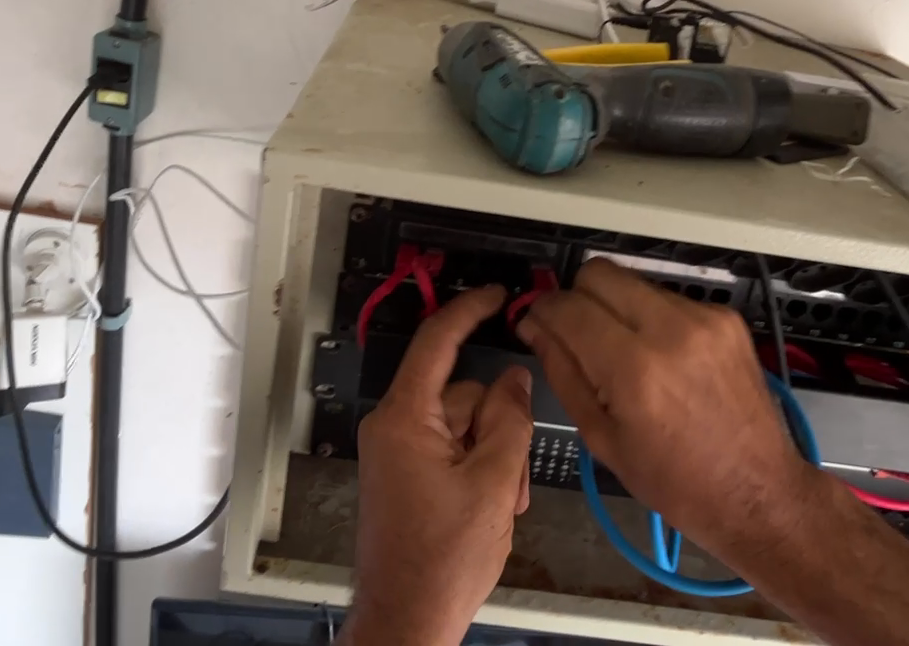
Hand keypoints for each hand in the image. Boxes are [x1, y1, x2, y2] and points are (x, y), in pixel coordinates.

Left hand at [340, 285, 535, 645]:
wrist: (407, 622)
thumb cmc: (442, 559)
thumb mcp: (493, 482)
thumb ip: (509, 420)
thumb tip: (514, 379)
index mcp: (404, 417)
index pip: (435, 342)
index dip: (469, 311)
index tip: (497, 295)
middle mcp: (394, 425)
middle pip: (462, 394)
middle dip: (498, 426)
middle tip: (514, 473)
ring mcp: (399, 450)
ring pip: (464, 425)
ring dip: (493, 455)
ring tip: (503, 503)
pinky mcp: (406, 471)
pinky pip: (451, 448)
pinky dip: (477, 467)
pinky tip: (491, 506)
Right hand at [516, 257, 817, 560]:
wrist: (759, 493)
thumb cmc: (676, 481)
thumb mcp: (601, 439)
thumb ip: (562, 372)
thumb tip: (534, 328)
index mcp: (634, 370)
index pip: (567, 306)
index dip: (542, 310)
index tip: (537, 322)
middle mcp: (670, 331)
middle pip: (597, 272)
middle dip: (576, 296)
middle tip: (577, 331)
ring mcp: (703, 318)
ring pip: (631, 279)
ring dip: (614, 304)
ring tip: (622, 348)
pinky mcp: (725, 317)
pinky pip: (666, 296)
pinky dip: (651, 316)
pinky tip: (660, 354)